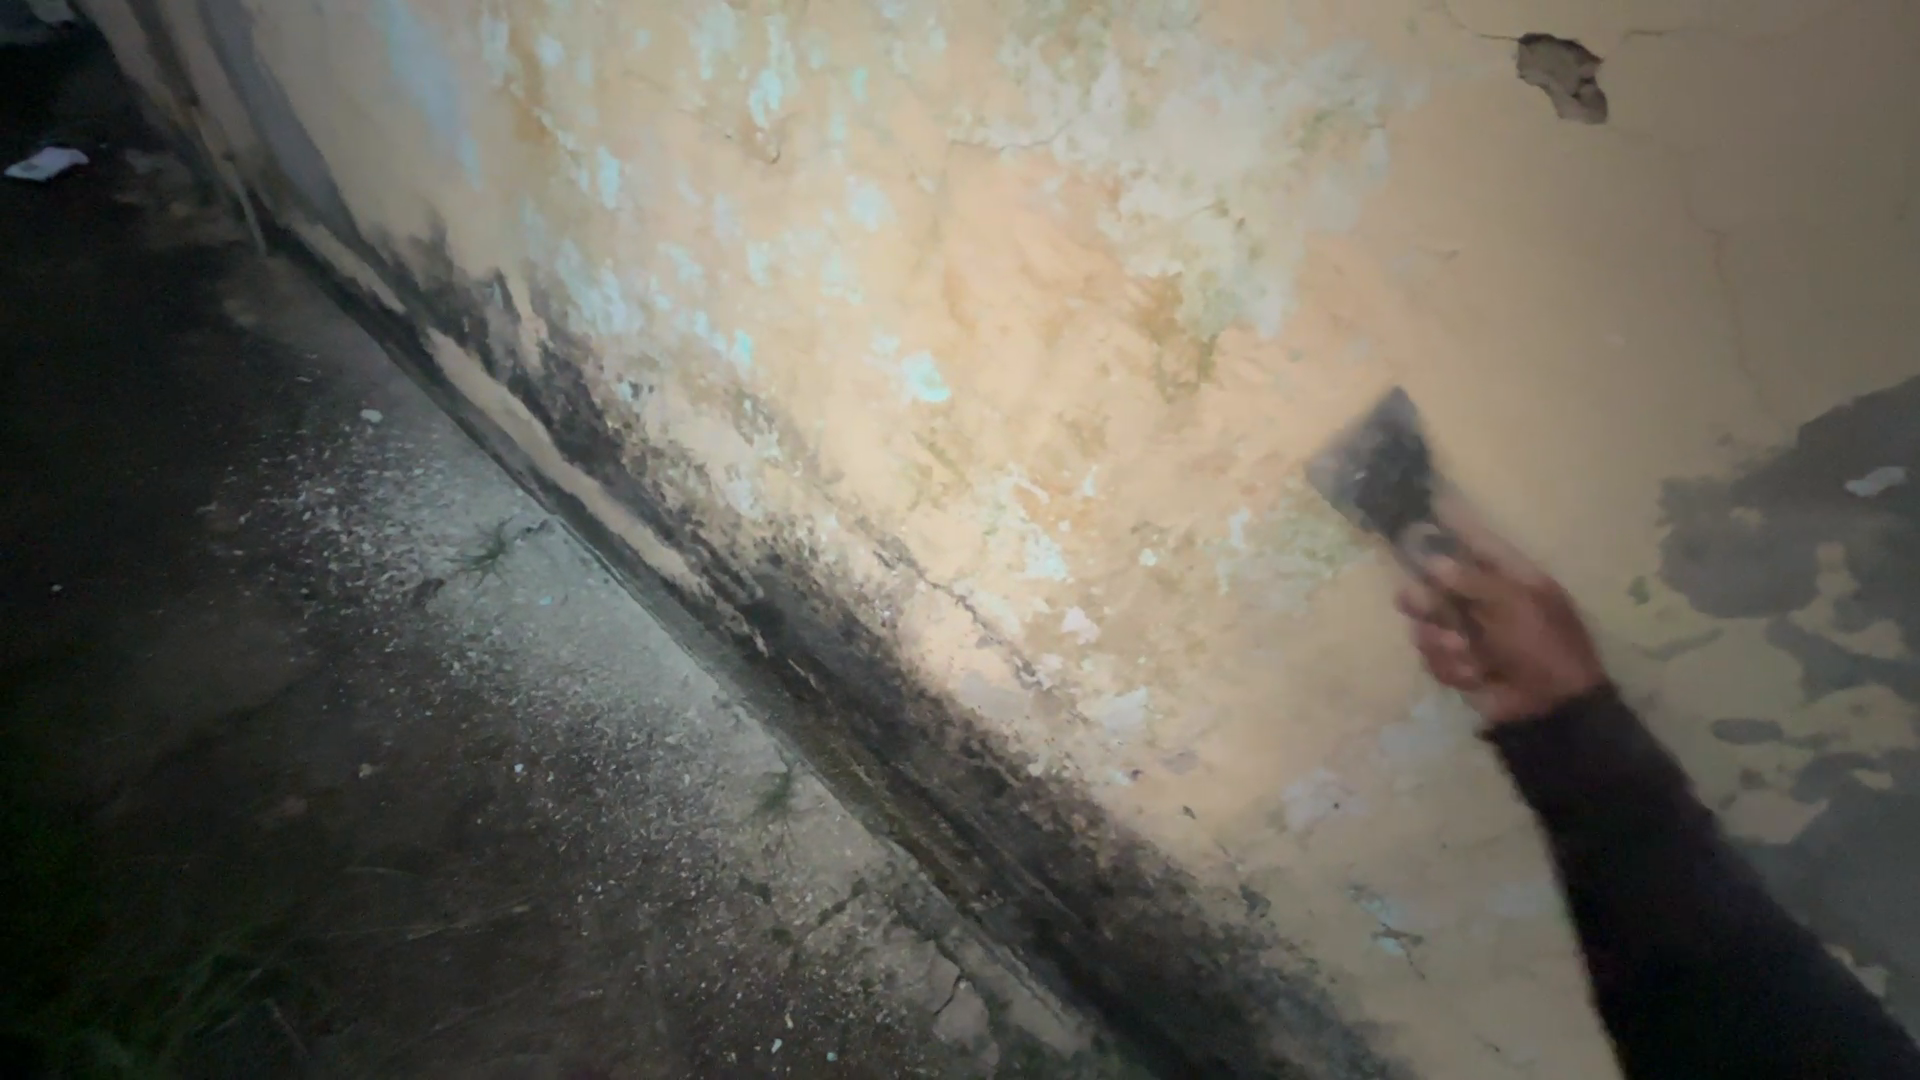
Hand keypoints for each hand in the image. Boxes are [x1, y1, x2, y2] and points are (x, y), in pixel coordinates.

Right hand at [1394, 511, 1606, 726]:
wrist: (1552, 709)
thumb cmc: (1544, 648)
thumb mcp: (1516, 606)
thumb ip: (1472, 581)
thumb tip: (1431, 561)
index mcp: (1509, 580)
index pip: (1474, 542)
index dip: (1450, 525)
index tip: (1423, 506)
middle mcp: (1483, 602)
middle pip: (1433, 585)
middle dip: (1426, 601)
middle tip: (1423, 606)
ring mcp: (1467, 634)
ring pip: (1425, 624)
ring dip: (1443, 642)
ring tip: (1468, 655)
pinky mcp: (1455, 663)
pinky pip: (1431, 656)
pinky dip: (1451, 667)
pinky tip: (1475, 675)